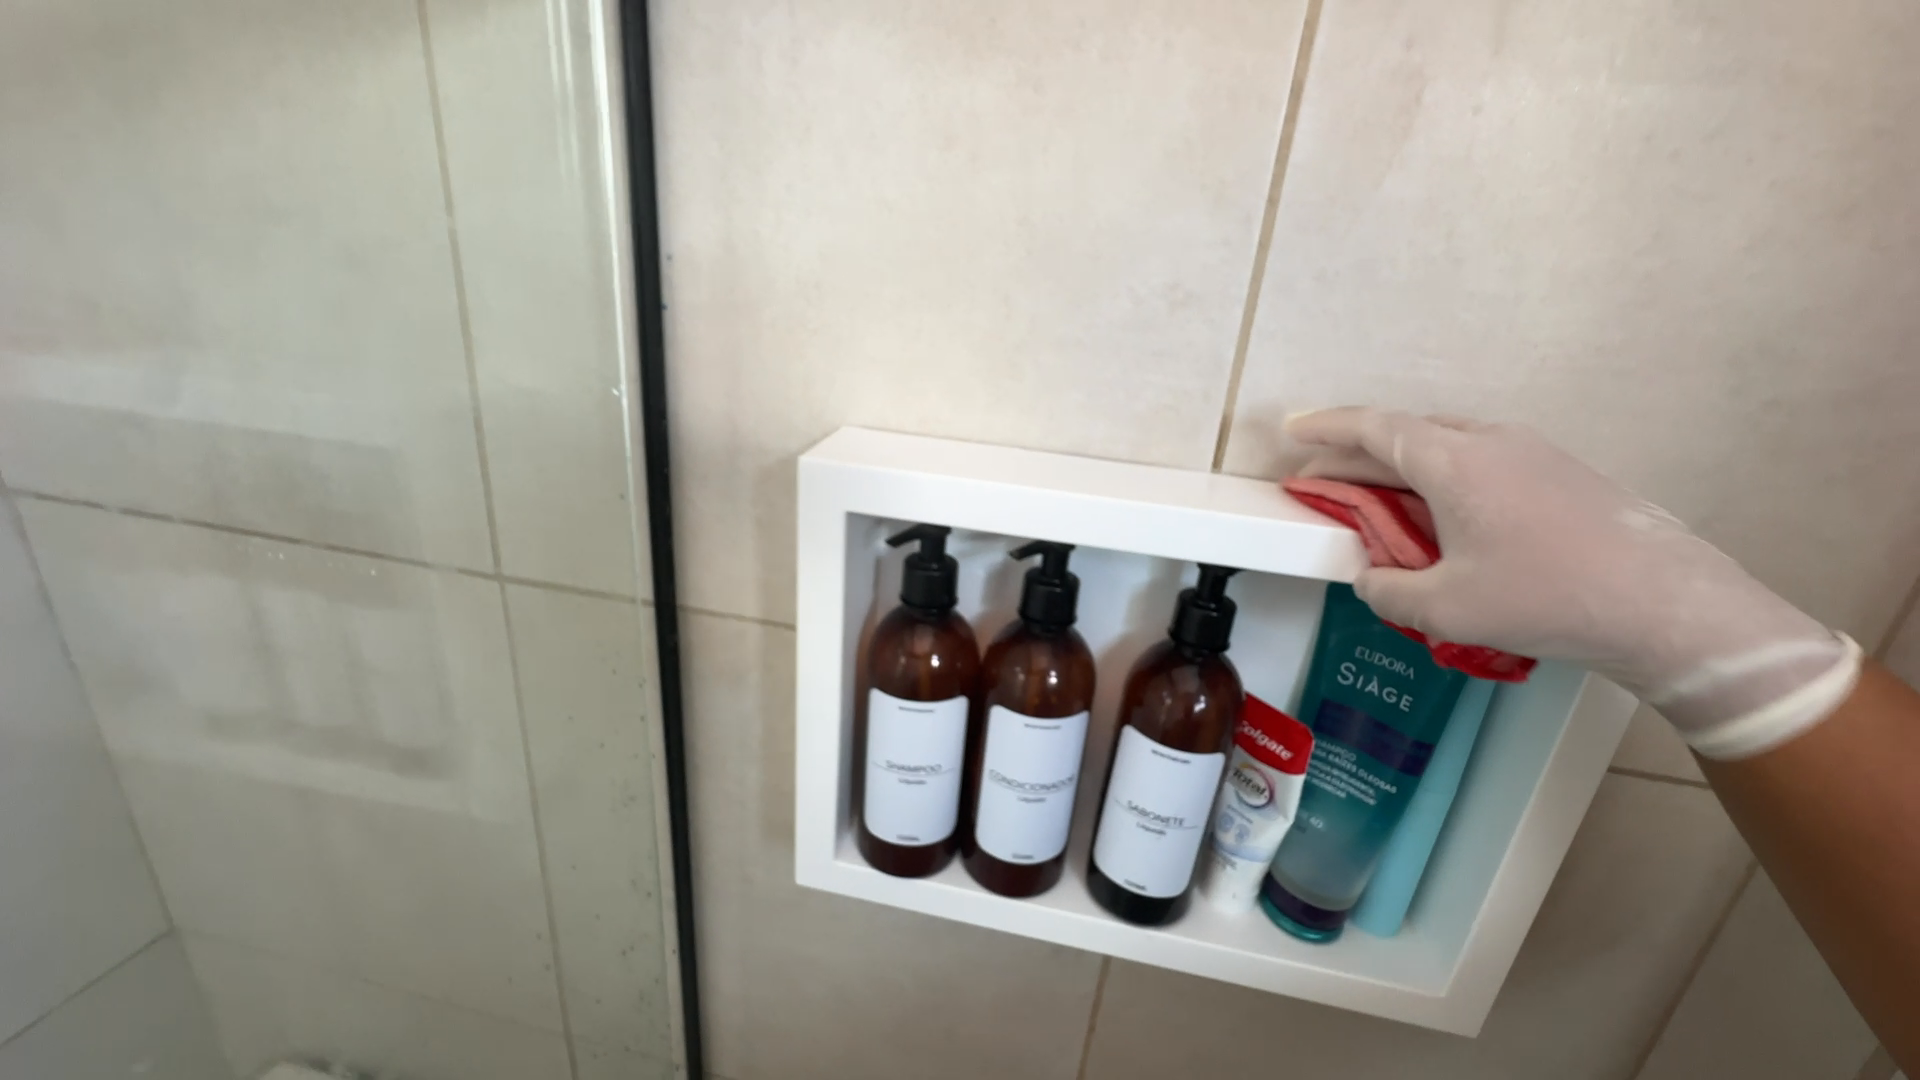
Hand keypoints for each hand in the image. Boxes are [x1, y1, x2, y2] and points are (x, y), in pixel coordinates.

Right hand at [1286, 407, 1859, 758]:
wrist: (1667, 608)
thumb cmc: (1546, 598)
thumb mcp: (1442, 608)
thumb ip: (1386, 590)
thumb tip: (1371, 578)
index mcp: (1455, 463)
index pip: (1374, 428)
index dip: (1327, 427)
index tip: (1294, 428)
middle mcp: (1490, 443)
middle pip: (1405, 433)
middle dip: (1355, 453)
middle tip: (1321, 479)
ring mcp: (1531, 452)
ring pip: (1443, 443)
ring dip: (1398, 464)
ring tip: (1373, 498)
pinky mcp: (1558, 472)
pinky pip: (1476, 458)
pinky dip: (1436, 475)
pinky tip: (1436, 512)